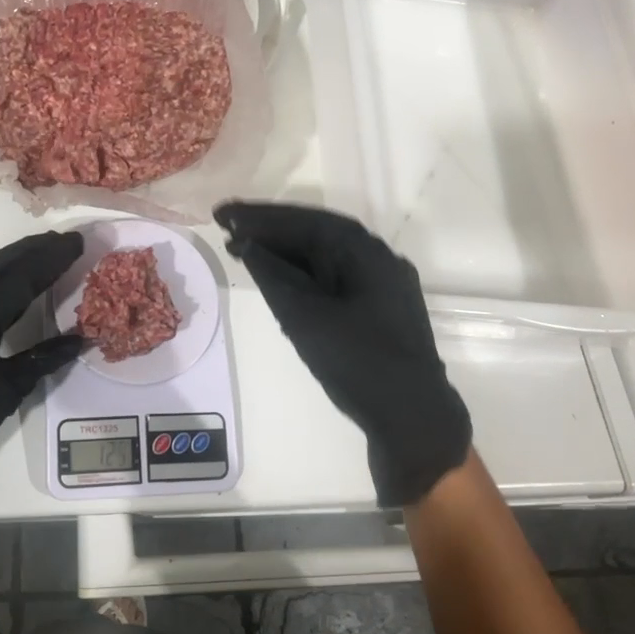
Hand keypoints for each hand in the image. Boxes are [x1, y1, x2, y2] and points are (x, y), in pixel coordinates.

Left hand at [0, 231, 84, 525]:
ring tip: (43, 249)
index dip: (50, 260)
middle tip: (64, 240)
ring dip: (13, 257)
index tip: (75, 243)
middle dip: (32, 250)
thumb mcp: (8, 390)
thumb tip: (81, 340)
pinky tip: (11, 275)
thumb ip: (43, 359)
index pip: (19, 280)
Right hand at [216, 201, 470, 507]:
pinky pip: (334, 278)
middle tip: (226, 228)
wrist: (412, 420)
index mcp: (365, 252)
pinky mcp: (378, 308)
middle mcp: (377, 258)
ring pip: (324, 256)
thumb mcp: (305, 318)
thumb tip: (247, 245)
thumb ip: (273, 276)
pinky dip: (301, 274)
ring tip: (242, 250)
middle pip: (315, 232)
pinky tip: (277, 278)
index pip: (304, 220)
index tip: (222, 214)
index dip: (259, 216)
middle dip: (269, 230)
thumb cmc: (358, 364)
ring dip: (283, 251)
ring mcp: (381, 284)